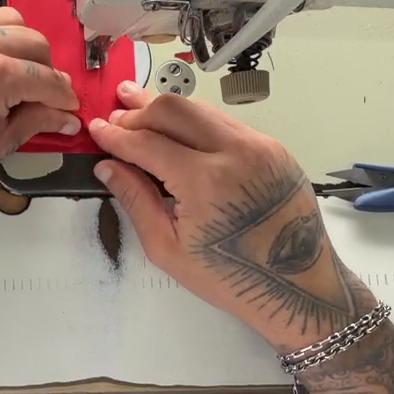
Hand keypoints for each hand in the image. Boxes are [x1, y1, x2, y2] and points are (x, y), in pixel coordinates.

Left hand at [0, 0, 80, 221]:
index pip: (45, 78)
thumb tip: (66, 116)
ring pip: (4, 17)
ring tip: (19, 66)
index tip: (69, 106)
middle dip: (46, 68)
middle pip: (31, 42)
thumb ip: (34, 121)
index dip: (63, 96)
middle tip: (45, 92)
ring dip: (20, 40)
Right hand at [88, 81, 374, 353]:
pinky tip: (177, 131)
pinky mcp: (274, 148)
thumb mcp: (168, 248)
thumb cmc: (228, 277)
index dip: (115, 134)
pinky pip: (225, 123)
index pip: (147, 142)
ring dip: (167, 109)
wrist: (298, 286)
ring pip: (202, 109)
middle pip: (174, 109)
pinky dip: (195, 123)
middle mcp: (234, 152)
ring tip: (138, 107)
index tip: (95, 128)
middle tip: (115, 116)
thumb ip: (136, 200)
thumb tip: (107, 166)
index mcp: (204, 182)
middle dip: (138, 110)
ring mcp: (260, 145)